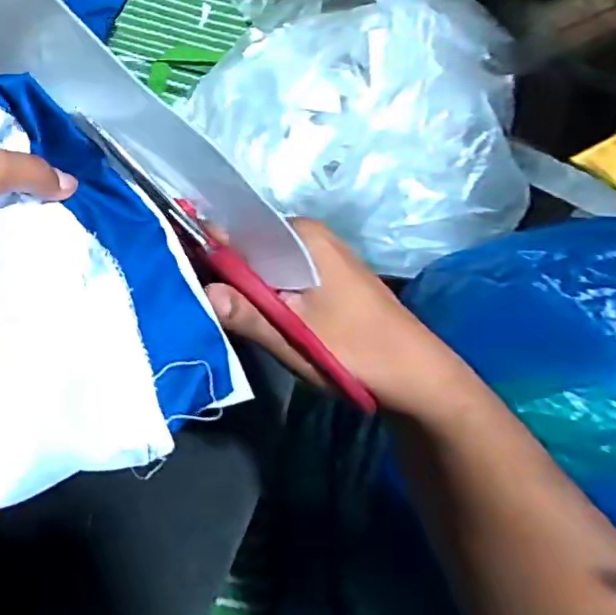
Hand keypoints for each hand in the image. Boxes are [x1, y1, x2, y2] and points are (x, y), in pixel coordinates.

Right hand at [205, 219, 470, 417]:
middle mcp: (308, 235)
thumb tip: (201, 292)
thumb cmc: (361, 353)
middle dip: (225, 272)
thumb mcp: (295, 335)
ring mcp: (317, 255)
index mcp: (301, 234)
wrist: (427, 386)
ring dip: (243, 285)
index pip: (234, 228)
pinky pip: (277, 273)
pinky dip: (262, 291)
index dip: (208, 251)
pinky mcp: (323, 277)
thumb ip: (246, 312)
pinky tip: (254, 313)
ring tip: (225, 310)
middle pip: (246, 245)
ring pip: (260, 262)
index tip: (188, 276)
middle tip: (206, 301)